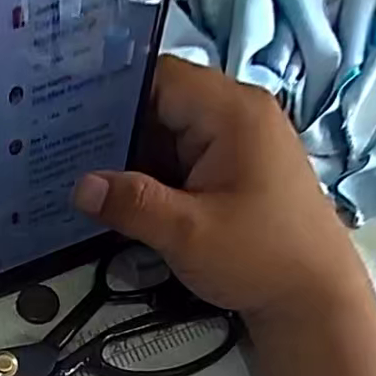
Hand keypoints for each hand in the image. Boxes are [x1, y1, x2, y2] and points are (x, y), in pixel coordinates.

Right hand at [71, 57, 370, 323]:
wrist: (312, 297)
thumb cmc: (257, 258)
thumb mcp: (188, 233)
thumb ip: (133, 205)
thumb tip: (80, 187)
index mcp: (232, 112)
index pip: (161, 78)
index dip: (112, 93)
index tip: (66, 116)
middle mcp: (237, 116)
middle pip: (164, 106)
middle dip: (115, 131)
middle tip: (64, 153)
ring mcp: (238, 146)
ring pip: (171, 138)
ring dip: (133, 160)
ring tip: (82, 177)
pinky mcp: (235, 174)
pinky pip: (185, 163)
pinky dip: (154, 179)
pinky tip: (122, 199)